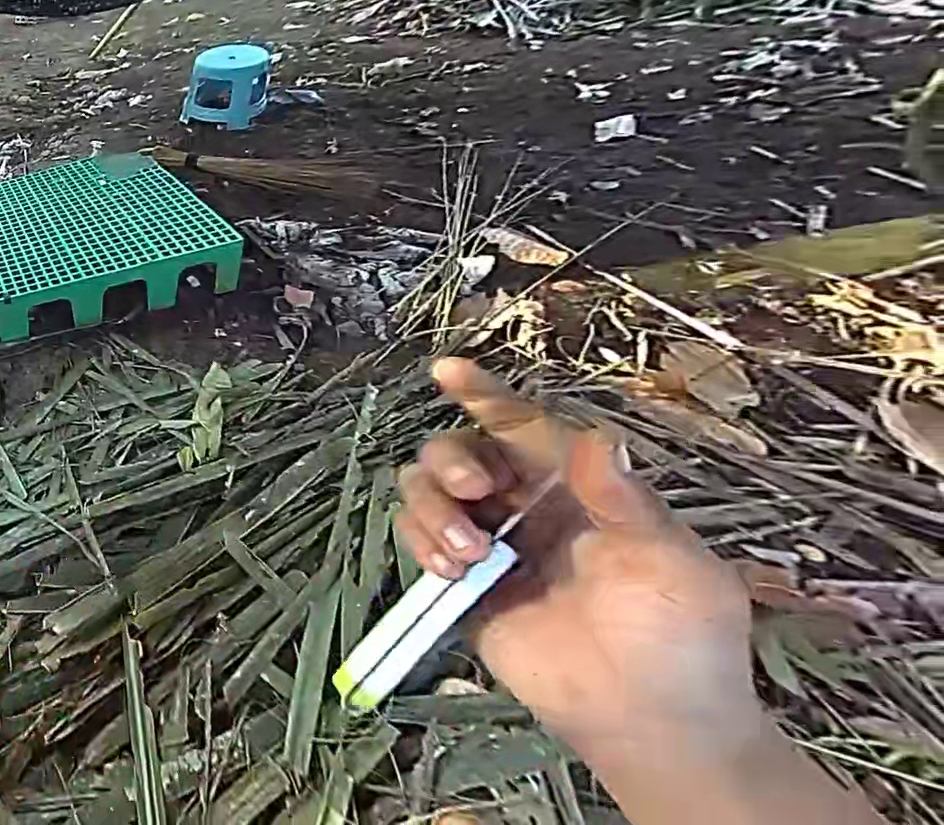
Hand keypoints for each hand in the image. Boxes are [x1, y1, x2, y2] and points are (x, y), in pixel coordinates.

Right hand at [396, 359, 884, 824]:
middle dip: (451, 460)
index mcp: (569, 486)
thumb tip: (598, 437)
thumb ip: (628, 504)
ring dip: (434, 509)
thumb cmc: (677, 638)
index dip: (482, 394)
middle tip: (473, 489)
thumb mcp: (674, 568)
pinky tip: (453, 573)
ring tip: (468, 555)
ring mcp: (480, 534)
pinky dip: (421, 542)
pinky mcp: (452, 570)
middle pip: (453, 449)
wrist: (643, 721)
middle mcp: (516, 500)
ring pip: (421, 486)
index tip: (446, 369)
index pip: (519, 425)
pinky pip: (412, 532)